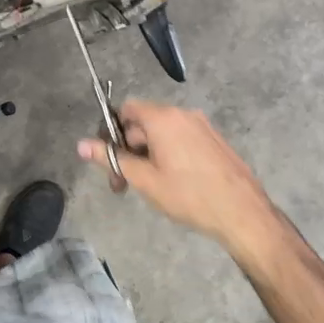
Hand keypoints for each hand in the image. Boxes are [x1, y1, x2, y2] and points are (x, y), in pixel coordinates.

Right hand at [79, 100, 291, 258]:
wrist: (242, 213)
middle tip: (124, 184)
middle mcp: (183, 114)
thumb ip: (111, 158)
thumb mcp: (143, 179)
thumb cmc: (188, 195)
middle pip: (143, 123)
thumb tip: (81, 145)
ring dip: (148, 155)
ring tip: (149, 186)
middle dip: (129, 150)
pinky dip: (169, 155)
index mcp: (163, 118)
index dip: (112, 131)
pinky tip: (174, 183)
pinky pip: (182, 140)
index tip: (111, 159)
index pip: (126, 109)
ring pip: (163, 134)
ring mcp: (202, 127)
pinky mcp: (215, 141)